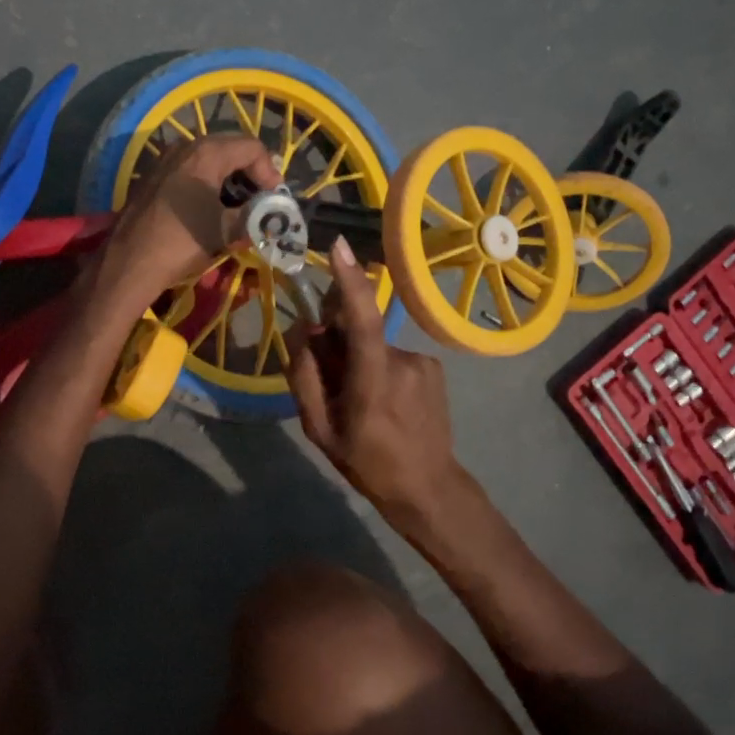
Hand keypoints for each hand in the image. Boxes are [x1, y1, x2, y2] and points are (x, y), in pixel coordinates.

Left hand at [98, 134, 283, 303]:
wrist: (130, 262)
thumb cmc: (182, 242)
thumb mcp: (225, 230)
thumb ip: (254, 216)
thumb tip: (270, 216)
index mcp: (207, 153)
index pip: (252, 148)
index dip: (270, 172)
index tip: (275, 199)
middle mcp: (185, 147)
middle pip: (230, 149)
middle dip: (250, 174)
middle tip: (261, 201)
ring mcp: (165, 160)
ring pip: (209, 160)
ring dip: (229, 180)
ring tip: (239, 208)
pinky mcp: (153, 176)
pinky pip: (189, 171)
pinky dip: (207, 184)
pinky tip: (211, 209)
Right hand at [283, 236, 468, 518]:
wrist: (428, 487)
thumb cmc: (367, 462)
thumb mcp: (318, 430)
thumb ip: (303, 377)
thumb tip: (302, 331)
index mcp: (372, 382)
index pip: (363, 321)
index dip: (350, 282)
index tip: (337, 247)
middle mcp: (402, 362)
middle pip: (356, 330)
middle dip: (336, 343)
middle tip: (332, 382)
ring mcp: (422, 361)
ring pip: (372, 345)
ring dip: (358, 360)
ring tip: (362, 402)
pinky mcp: (432, 364)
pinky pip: (391, 354)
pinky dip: (378, 367)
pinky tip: (385, 402)